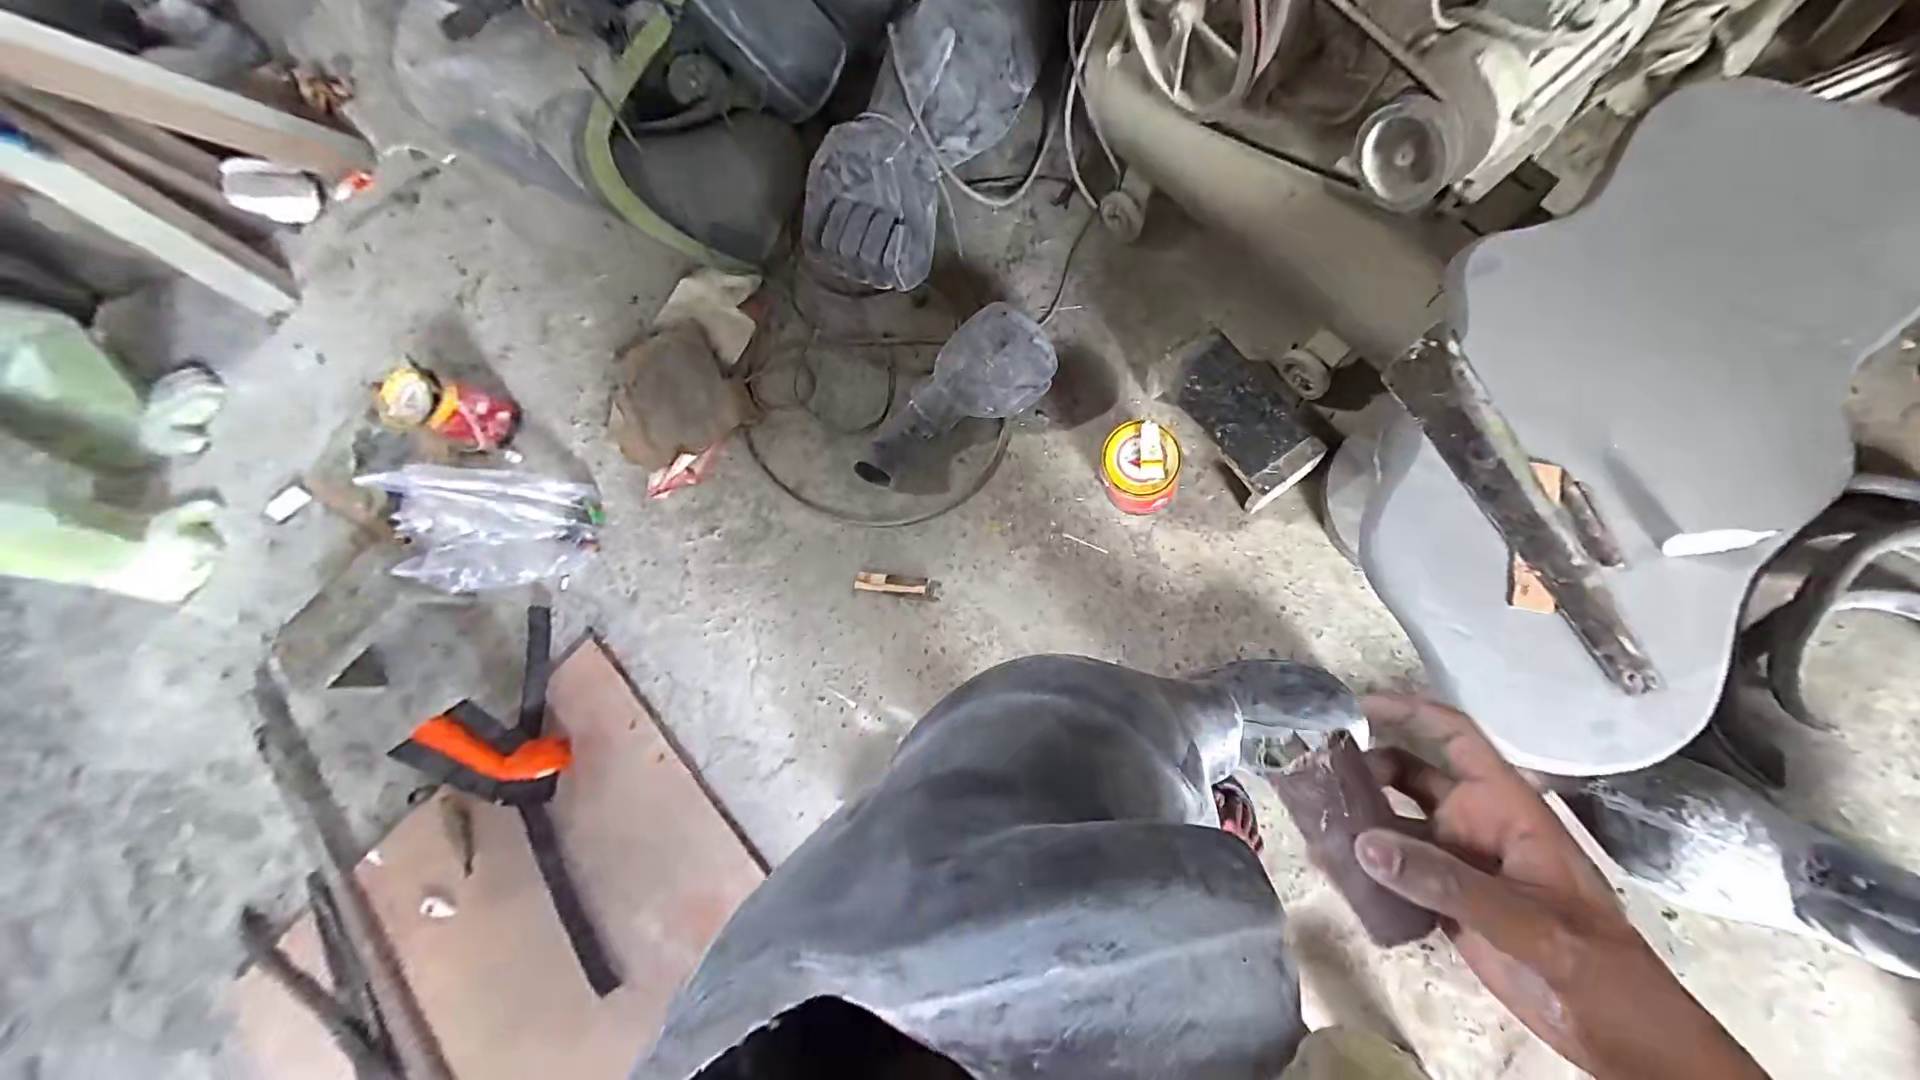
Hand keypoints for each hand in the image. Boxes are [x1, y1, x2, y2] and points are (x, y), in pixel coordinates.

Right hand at [1351, 696, 1767, 1079]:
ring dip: (1352, 814)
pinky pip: (1387, 864)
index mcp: (1505, 808)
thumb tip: (1365, 844)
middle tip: (1312, 768)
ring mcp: (1453, 858)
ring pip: (1389, 817)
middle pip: (1405, 772)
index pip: (1455, 738)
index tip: (1354, 706)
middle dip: (1359, 764)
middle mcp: (1471, 821)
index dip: (1408, 712)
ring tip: (1309, 815)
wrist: (1624, 1042)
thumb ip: (1449, 884)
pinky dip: (1357, 861)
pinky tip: (1328, 865)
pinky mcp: (1437, 894)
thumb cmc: (1601, 972)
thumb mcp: (1531, 925)